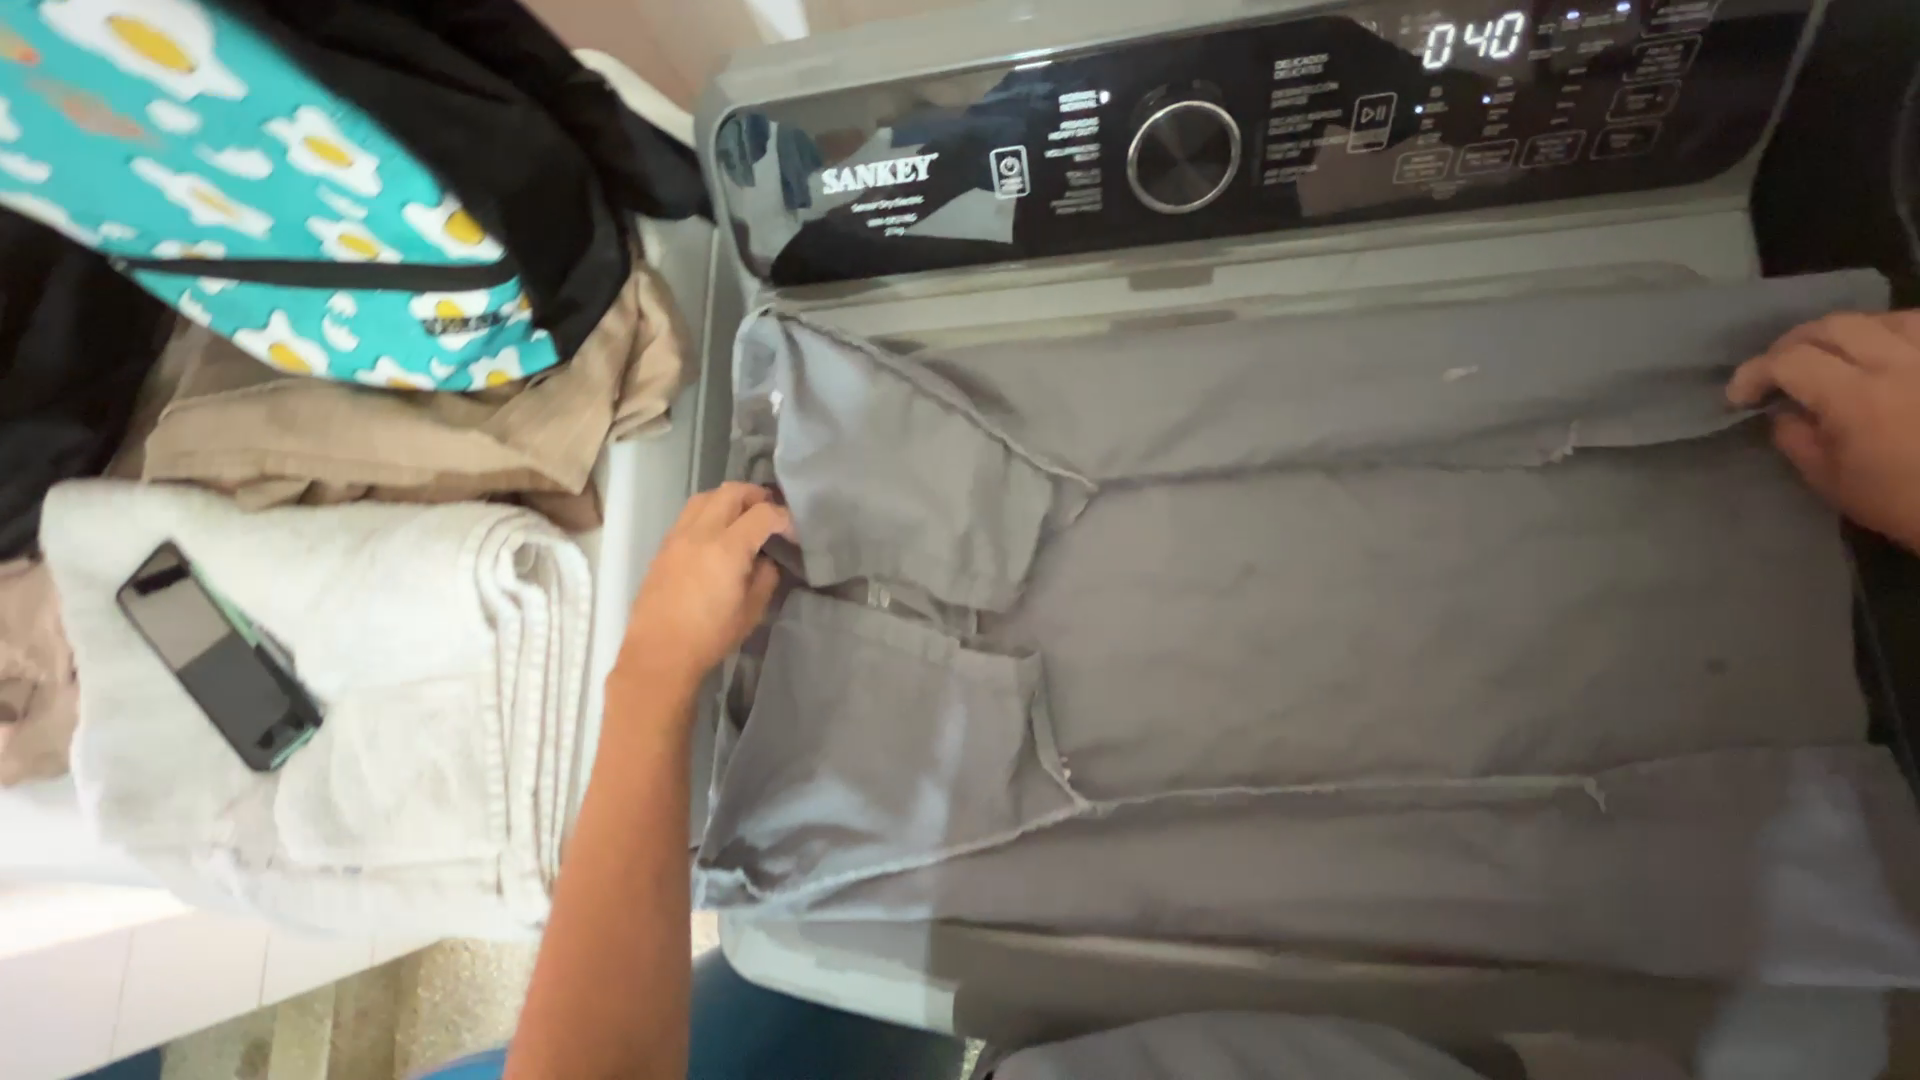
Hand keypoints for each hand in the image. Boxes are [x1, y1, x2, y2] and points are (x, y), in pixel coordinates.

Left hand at [613, 483, 792, 693]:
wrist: (659, 654)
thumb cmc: (710, 637)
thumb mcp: (752, 610)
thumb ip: (765, 577)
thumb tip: (766, 560)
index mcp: (727, 548)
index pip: (763, 514)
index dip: (785, 518)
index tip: (794, 534)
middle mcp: (700, 533)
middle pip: (732, 492)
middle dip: (756, 496)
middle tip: (771, 512)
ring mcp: (677, 537)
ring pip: (706, 497)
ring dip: (729, 499)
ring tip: (743, 516)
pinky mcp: (664, 547)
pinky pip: (690, 514)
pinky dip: (710, 512)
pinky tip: (718, 534)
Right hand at [1728, 311, 1919, 550]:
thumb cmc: (1900, 500)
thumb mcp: (1827, 478)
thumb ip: (1795, 436)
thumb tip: (1783, 410)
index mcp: (1856, 397)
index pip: (1788, 361)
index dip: (1753, 373)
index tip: (1740, 398)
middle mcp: (1901, 364)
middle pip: (1833, 327)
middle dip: (1792, 345)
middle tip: (1778, 372)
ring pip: (1885, 319)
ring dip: (1847, 334)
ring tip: (1835, 357)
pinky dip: (1897, 333)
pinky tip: (1887, 354)